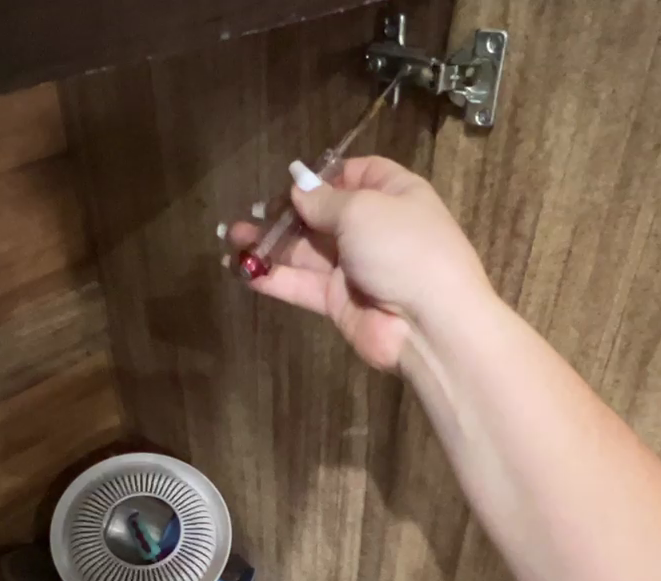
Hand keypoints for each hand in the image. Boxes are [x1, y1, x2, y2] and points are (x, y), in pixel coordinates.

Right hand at [228, 156, 491, 371]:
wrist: (428, 323)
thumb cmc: (403, 249)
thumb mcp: (363, 209)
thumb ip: (324, 201)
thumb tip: (299, 189)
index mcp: (394, 195)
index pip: (358, 175)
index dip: (326, 176)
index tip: (294, 180)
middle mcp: (374, 230)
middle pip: (323, 216)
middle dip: (286, 213)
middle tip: (250, 212)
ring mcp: (355, 269)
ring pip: (306, 253)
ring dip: (270, 245)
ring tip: (232, 238)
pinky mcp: (339, 303)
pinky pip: (302, 286)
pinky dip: (274, 279)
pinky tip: (243, 271)